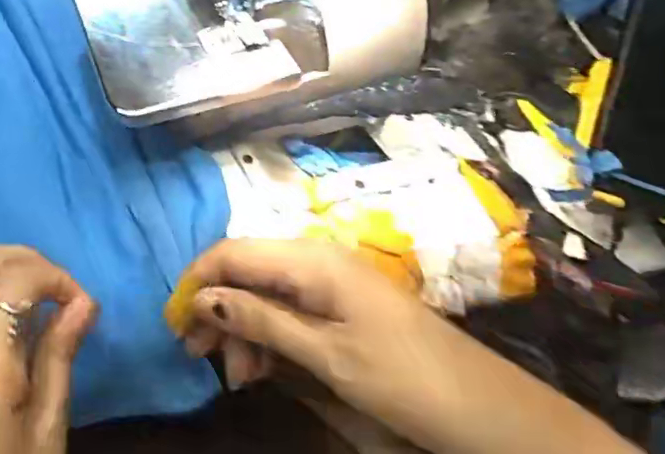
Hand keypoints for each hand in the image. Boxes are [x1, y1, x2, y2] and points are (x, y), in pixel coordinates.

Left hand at [0, 246, 98, 453]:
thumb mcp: (47, 419)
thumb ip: (61, 351)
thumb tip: (86, 300)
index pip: (18, 277)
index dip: (57, 277)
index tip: (83, 304)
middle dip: (34, 261)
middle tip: (65, 293)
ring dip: (10, 265)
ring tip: (43, 295)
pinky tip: (14, 309)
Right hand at [174, 239, 637, 453]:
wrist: (490, 411)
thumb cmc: (405, 380)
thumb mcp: (327, 357)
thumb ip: (262, 322)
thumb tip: (203, 298)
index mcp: (310, 259)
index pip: (232, 252)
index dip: (197, 282)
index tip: (174, 323)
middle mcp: (314, 256)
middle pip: (245, 269)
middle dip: (218, 308)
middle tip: (200, 357)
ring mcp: (329, 279)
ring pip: (264, 290)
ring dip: (242, 327)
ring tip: (239, 375)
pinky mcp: (340, 302)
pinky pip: (288, 306)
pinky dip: (268, 333)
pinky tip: (263, 367)